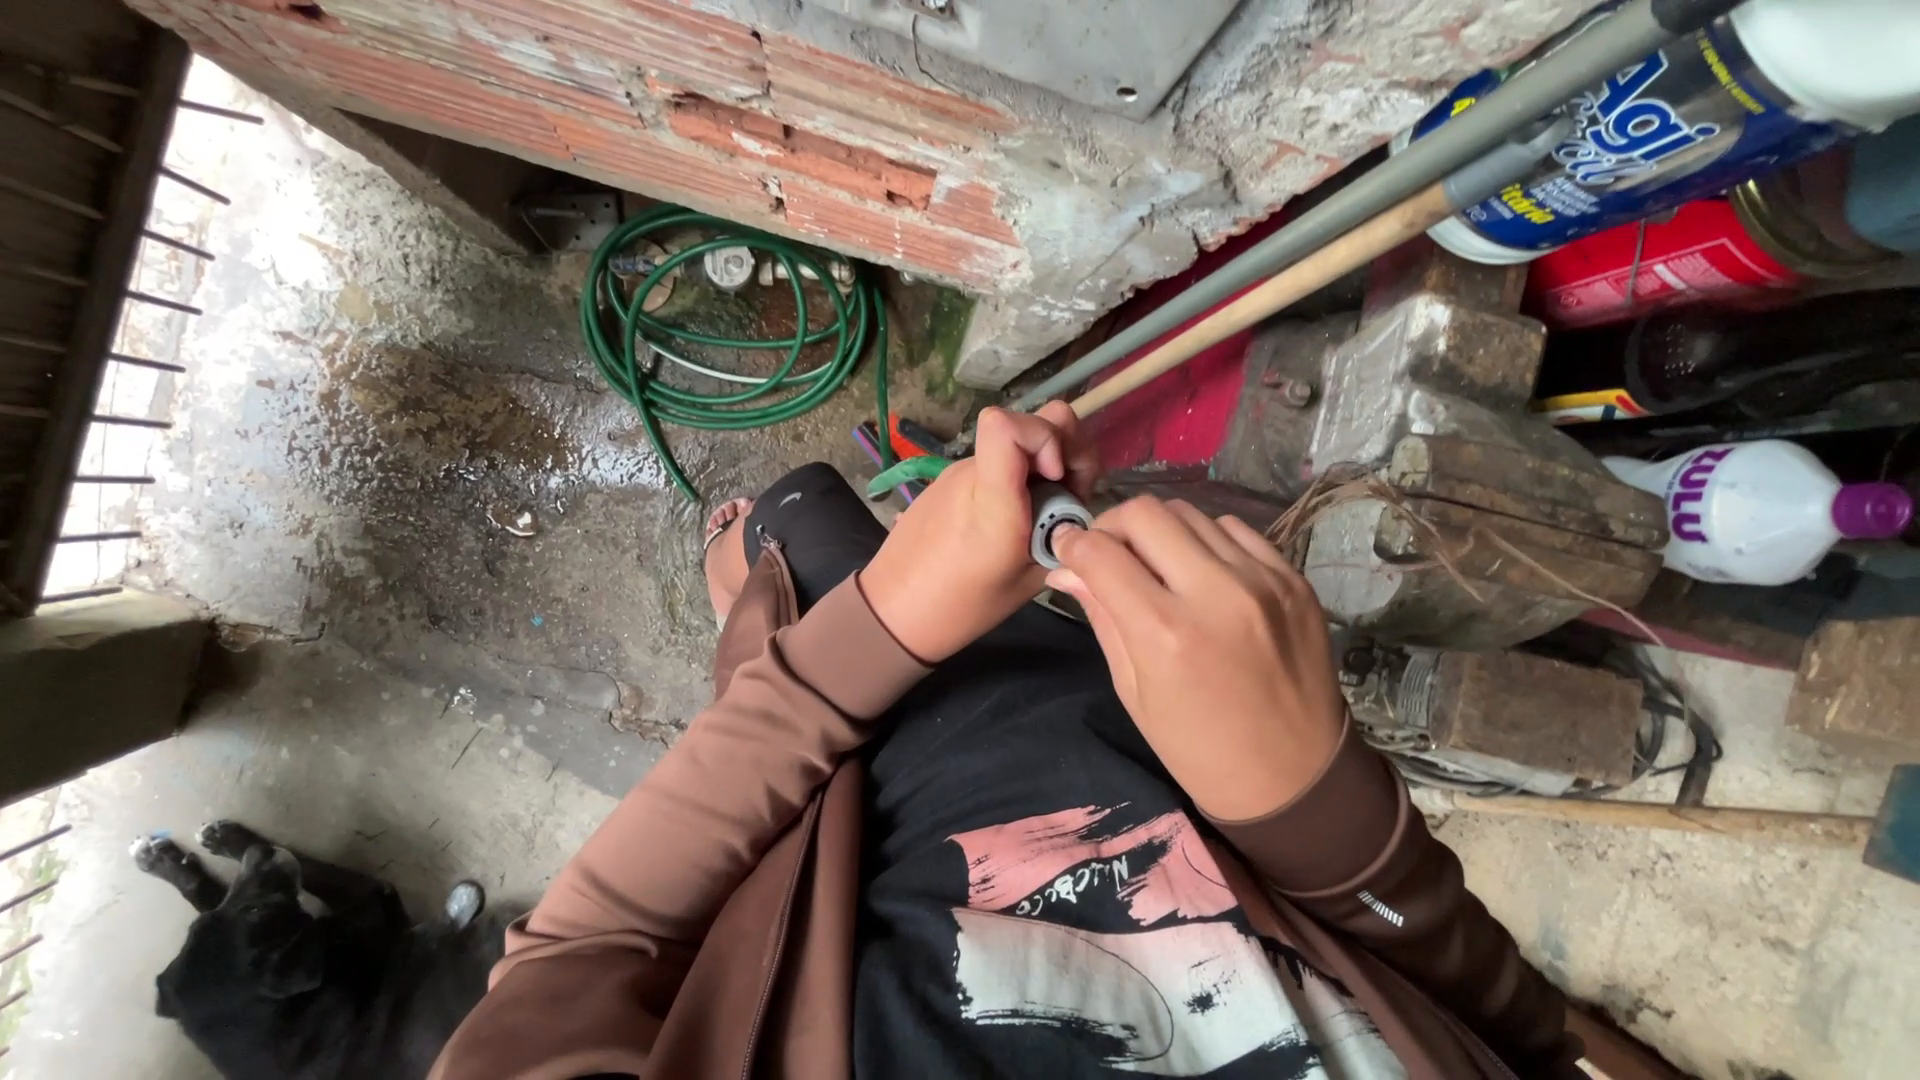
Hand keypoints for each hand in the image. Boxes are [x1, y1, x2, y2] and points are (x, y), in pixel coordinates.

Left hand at [861, 402, 1099, 662]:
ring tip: (1043, 514)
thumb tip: (1082, 509)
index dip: (1045, 438)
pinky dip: (1019, 477)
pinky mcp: (949, 481)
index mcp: (990, 499)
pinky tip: (1015, 519)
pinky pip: (996, 462)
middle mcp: (972, 473)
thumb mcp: (1030, 580)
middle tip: (1068, 495)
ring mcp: (957, 472)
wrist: (895, 612)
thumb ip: (1062, 535)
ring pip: (1017, 443)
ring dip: (1043, 466)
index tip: (1056, 477)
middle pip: (1031, 421)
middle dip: (1064, 448)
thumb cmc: (962, 607)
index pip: (1007, 425)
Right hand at [1046, 498, 1343, 821]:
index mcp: (1165, 632)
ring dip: (1159, 531)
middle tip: (1107, 553)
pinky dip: (1205, 541)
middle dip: (1112, 526)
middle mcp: (1215, 592)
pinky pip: (1235, 530)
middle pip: (1145, 513)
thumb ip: (1103, 618)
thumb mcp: (1134, 691)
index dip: (1072, 544)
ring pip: (1190, 513)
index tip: (1065, 551)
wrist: (1295, 778)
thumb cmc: (1198, 749)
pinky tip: (1200, 572)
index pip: (1100, 553)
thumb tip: (1065, 571)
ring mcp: (1262, 581)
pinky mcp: (1293, 580)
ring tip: (1155, 564)